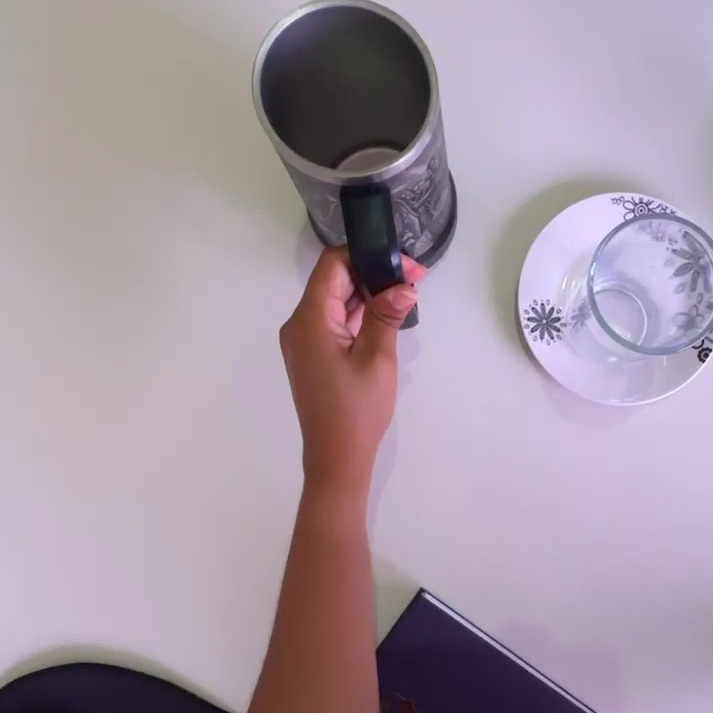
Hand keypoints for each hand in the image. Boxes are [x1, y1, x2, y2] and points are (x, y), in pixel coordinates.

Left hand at [280, 247, 424, 495]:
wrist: (336, 457)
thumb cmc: (357, 410)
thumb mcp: (377, 358)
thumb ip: (387, 316)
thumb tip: (405, 284)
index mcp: (309, 320)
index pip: (332, 266)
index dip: (367, 256)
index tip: (404, 264)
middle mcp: (299, 325)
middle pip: (333, 281)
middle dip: (372, 274)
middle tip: (413, 280)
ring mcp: (303, 341)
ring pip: (335, 302)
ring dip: (367, 296)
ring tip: (404, 297)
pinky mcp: (313, 355)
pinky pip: (333, 322)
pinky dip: (358, 315)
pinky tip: (385, 318)